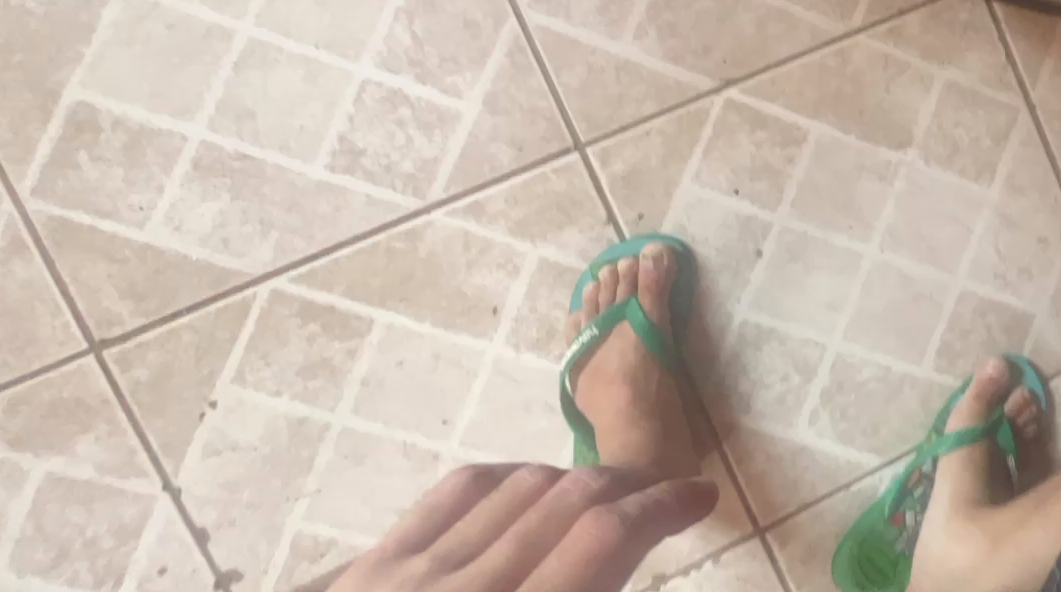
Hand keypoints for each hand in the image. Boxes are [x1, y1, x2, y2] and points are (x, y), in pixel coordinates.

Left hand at [327, 464, 717, 591]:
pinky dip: (511, 480)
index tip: (700, 496)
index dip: (665, 504)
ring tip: (601, 499)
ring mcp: (400, 580)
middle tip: (661, 499)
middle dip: (633, 484)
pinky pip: (455, 492)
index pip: (604, 538)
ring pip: (520, 483)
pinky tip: (526, 497)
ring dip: (577, 481)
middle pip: (570, 497)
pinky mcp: (360, 576)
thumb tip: (616, 573)